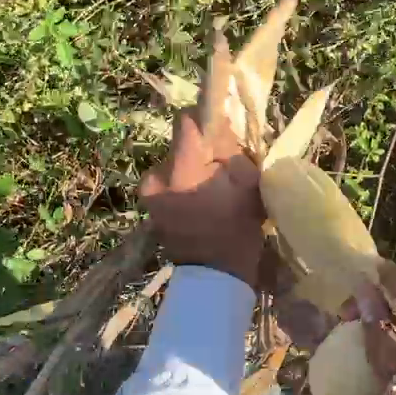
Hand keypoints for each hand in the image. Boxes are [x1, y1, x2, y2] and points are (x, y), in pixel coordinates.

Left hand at [138, 109, 265, 285]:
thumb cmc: (236, 229)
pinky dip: (186, 177)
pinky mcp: (149, 201)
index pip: (187, 120)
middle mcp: (156, 174)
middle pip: (181, 140)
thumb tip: (221, 120)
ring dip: (194, 161)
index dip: (206, 114)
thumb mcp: (247, 181)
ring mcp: (148, 189)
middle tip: (225, 159)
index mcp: (181, 169)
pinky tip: (202, 194)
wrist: (214, 279)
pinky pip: (170, 175)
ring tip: (214, 182)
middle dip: (204, 143)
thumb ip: (231, 146)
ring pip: (176, 157)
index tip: (223, 120)